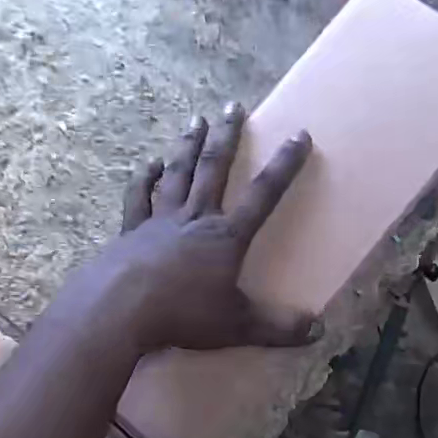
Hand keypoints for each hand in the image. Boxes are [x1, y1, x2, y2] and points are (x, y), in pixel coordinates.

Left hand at [53, 101, 317, 354]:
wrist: (119, 310)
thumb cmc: (183, 315)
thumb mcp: (238, 326)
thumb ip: (278, 329)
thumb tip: (318, 331)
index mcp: (226, 236)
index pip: (263, 195)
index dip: (284, 166)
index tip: (299, 136)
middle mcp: (195, 218)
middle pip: (214, 169)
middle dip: (228, 136)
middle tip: (233, 105)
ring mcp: (159, 220)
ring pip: (178, 173)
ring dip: (188, 145)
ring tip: (197, 120)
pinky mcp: (131, 231)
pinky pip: (138, 197)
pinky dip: (144, 178)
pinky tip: (149, 163)